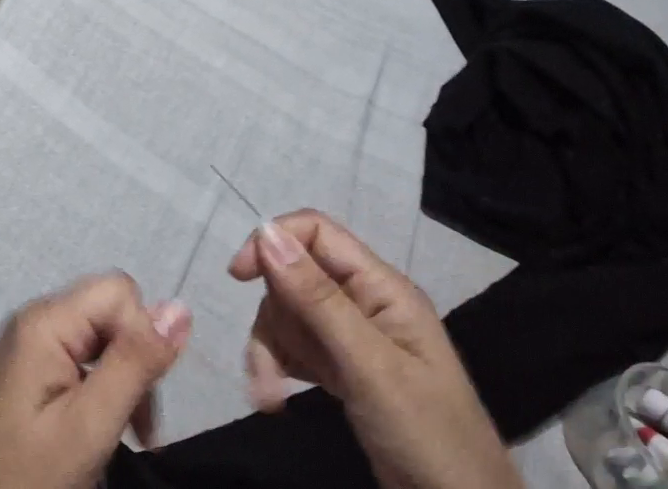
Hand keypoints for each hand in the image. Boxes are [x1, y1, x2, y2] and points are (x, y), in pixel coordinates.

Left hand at [0, 273, 191, 488]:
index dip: (143, 338)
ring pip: (100, 340)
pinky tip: (95, 433)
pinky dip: (99, 393)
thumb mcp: (87, 426)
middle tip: (133, 429)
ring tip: (117, 439)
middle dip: (135, 364)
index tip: (140, 401)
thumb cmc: (23, 474)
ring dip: (121, 384)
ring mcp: (27, 346)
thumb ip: (134, 364)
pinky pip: (79, 361)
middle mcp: (35, 320)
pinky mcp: (26, 372)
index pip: (120, 291)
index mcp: (45, 321)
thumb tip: (180, 306)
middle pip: (110, 313)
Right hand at [230, 210, 521, 488]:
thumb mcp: (370, 366)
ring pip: (285, 313)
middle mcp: (364, 302)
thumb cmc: (427, 435)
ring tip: (270, 396)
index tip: (239, 276)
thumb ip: (318, 298)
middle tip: (268, 364)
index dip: (272, 241)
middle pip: (291, 275)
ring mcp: (352, 336)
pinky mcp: (341, 367)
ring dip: (269, 350)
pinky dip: (276, 367)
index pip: (316, 232)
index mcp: (382, 288)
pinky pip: (292, 346)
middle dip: (272, 317)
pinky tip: (276, 397)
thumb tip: (266, 232)